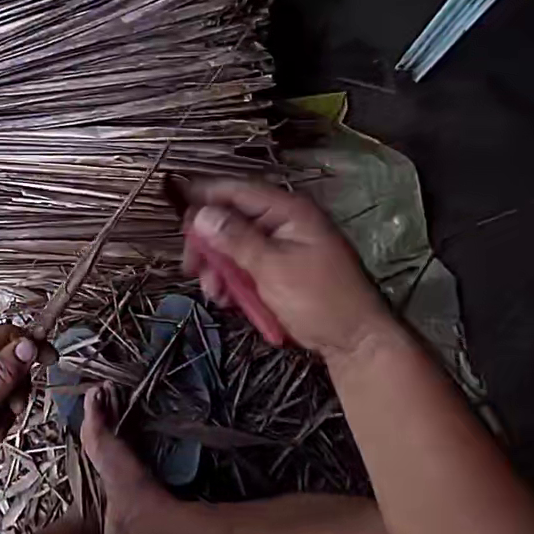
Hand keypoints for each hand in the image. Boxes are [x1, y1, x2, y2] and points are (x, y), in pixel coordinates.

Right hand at [178, 177, 401, 359]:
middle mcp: (283, 223)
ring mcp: (281, 247)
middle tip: (191, 266)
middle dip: (209, 244)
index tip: (177, 212)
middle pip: (231, 221)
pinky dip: (232, 281)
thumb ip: (234, 238)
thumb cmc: (319, 299)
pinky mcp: (278, 271)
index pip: (237, 191)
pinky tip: (227, 299)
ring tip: (215, 293)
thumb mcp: (272, 267)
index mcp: (288, 211)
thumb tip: (200, 213)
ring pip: (233, 247)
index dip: (205, 197)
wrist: (356, 342)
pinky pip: (245, 267)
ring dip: (218, 269)